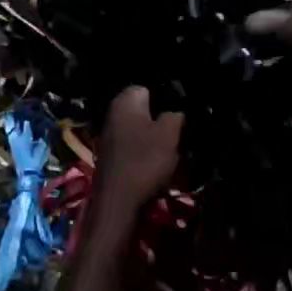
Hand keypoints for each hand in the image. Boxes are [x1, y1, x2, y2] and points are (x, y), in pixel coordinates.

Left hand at [91, 87, 182, 223]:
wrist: (118, 202)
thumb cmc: (145, 162)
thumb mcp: (170, 134)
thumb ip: (176, 115)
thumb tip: (176, 111)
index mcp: (125, 101)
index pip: (150, 87)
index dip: (168, 99)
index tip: (182, 114)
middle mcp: (112, 114)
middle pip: (145, 110)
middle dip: (162, 120)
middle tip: (180, 133)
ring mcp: (109, 136)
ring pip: (140, 130)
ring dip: (155, 139)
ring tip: (172, 150)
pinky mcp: (110, 157)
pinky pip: (134, 147)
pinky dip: (145, 153)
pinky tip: (156, 164)